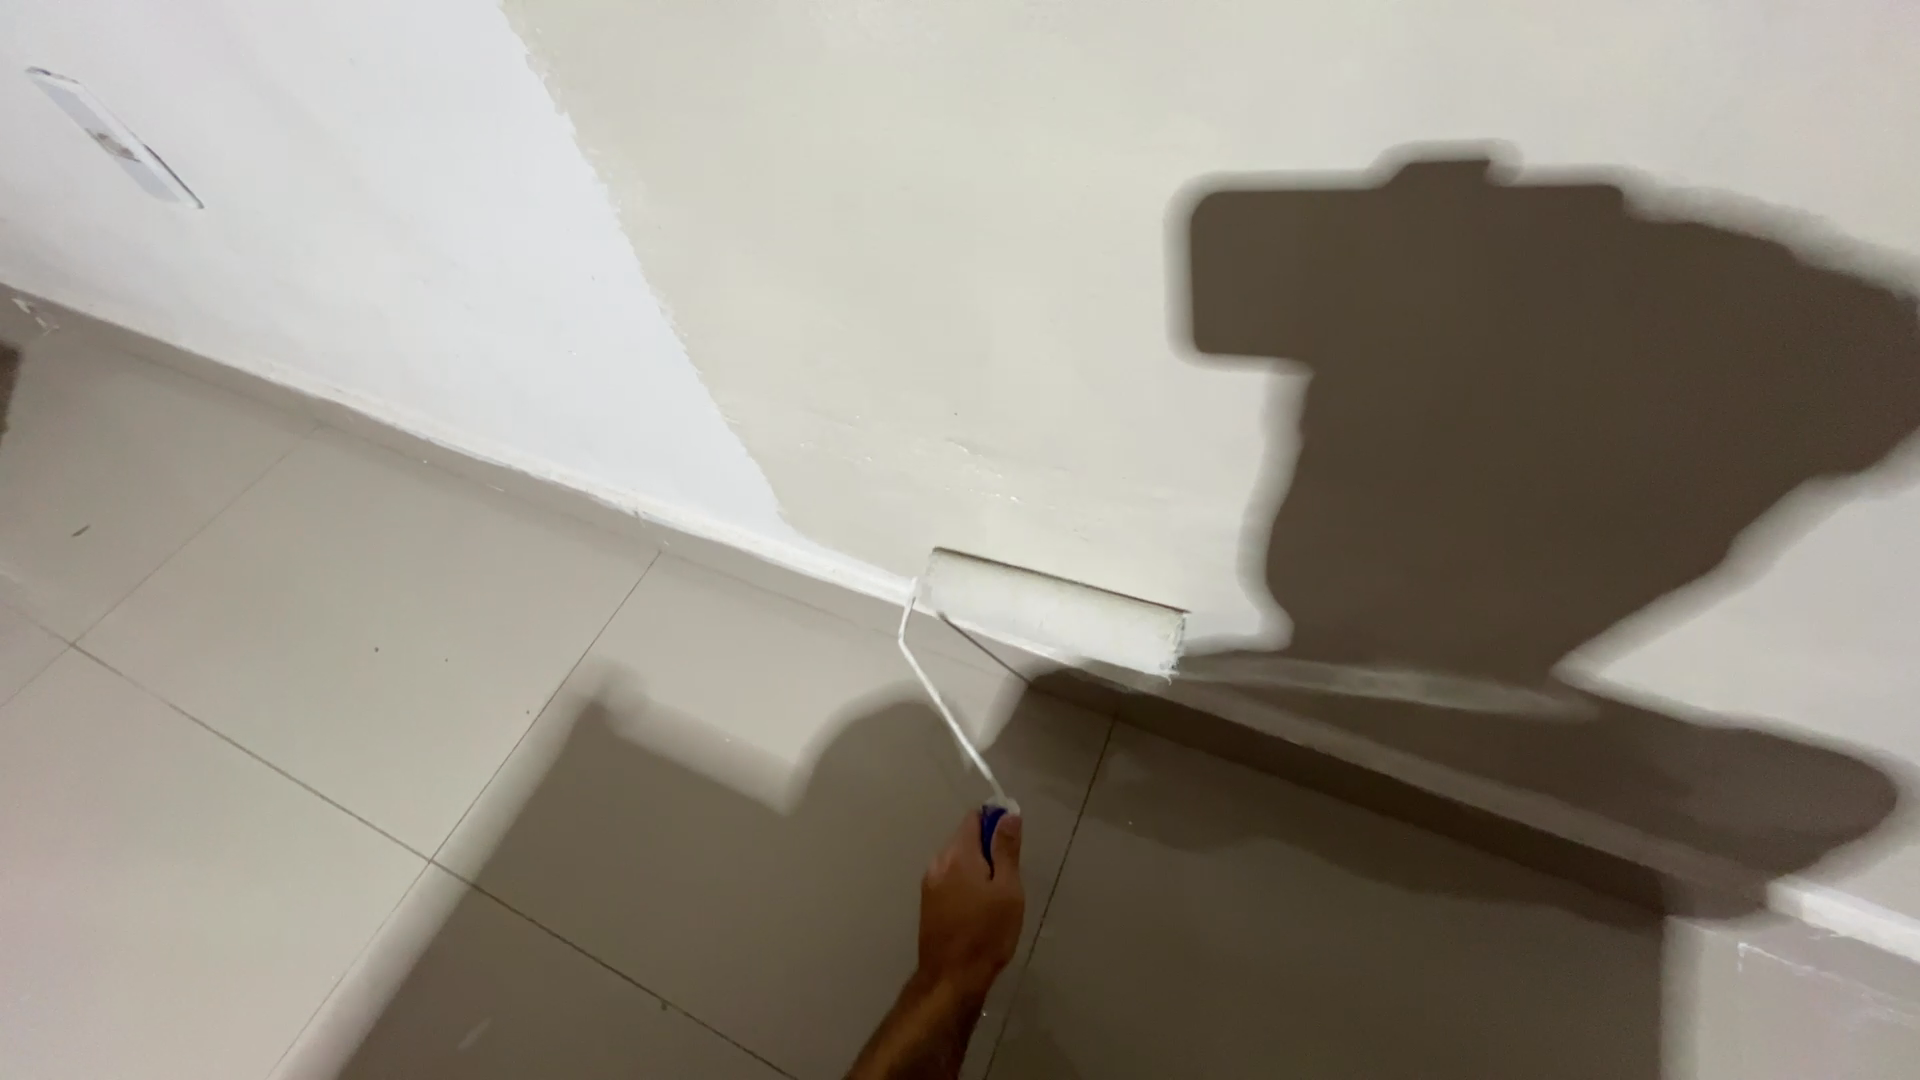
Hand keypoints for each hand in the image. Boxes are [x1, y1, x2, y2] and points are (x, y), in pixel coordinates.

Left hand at [916, 809, 1024, 994]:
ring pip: (957, 860)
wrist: (951, 980)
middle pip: (965, 838)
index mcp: (958, 853)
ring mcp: (929, 881)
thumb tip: (1008, 814)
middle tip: (1007, 880)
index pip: (974, 818)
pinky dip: (964, 883)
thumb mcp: (1007, 891)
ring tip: (994, 899)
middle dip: (987, 849)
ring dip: (976, 868)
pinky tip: (976, 909)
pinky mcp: (927, 901)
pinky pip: (949, 878)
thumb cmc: (987, 934)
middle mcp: (939, 861)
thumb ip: (1006, 849)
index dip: (995, 822)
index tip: (1012, 842)